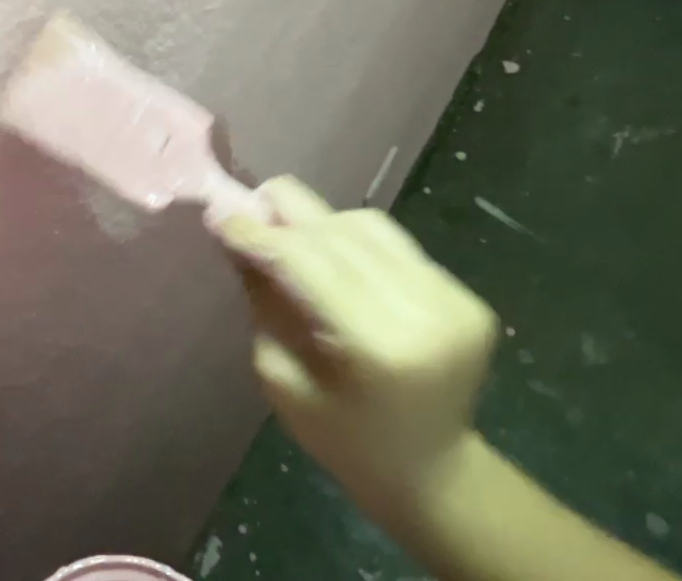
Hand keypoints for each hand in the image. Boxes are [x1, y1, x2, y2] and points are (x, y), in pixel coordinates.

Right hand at [215, 177, 498, 520]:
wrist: (432, 472)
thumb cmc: (342, 439)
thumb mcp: (281, 377)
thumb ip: (263, 299)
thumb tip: (236, 234)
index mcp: (379, 346)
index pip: (306, 261)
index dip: (256, 232)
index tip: (215, 214)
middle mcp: (425, 311)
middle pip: (338, 232)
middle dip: (283, 213)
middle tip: (244, 208)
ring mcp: (453, 299)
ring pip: (366, 225)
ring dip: (318, 223)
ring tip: (286, 235)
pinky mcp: (465, 294)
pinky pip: (393, 243)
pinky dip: (352, 240)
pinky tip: (331, 257)